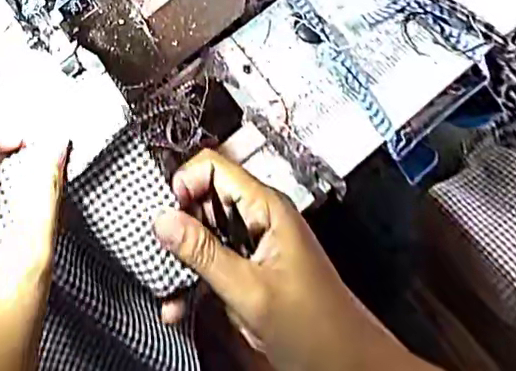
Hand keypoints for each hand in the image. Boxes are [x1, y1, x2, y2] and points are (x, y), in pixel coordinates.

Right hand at [153, 150, 436, 370]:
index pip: (214, 166)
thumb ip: (205, 254)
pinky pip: (215, 260)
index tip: (166, 213)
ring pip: (206, 232)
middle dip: (180, 226)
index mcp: (266, 206)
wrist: (353, 370)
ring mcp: (255, 242)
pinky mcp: (252, 267)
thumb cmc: (319, 332)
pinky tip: (181, 304)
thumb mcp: (252, 292)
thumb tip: (164, 219)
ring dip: (185, 259)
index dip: (186, 183)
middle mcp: (260, 215)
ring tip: (168, 288)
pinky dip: (196, 279)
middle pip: (206, 198)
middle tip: (161, 252)